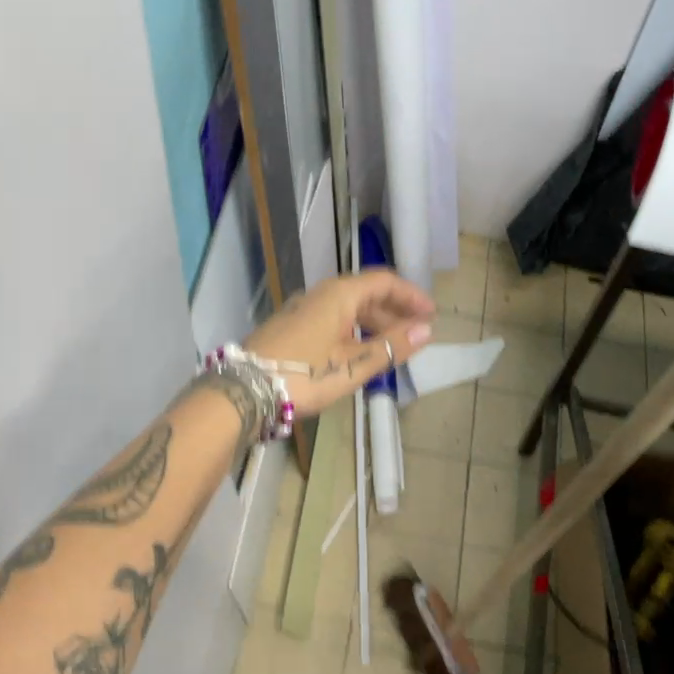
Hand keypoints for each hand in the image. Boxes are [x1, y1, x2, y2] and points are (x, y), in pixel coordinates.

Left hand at [243, 270, 436, 415]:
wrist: (243, 391)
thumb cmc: (304, 375)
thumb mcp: (353, 365)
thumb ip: (391, 347)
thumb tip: (426, 330)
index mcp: (339, 295)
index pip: (384, 282)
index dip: (411, 296)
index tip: (431, 314)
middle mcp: (320, 296)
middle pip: (365, 295)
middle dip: (394, 313)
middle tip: (416, 335)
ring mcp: (302, 312)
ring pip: (347, 312)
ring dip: (373, 326)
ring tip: (391, 349)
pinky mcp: (290, 331)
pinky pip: (331, 324)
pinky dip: (352, 334)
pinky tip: (357, 356)